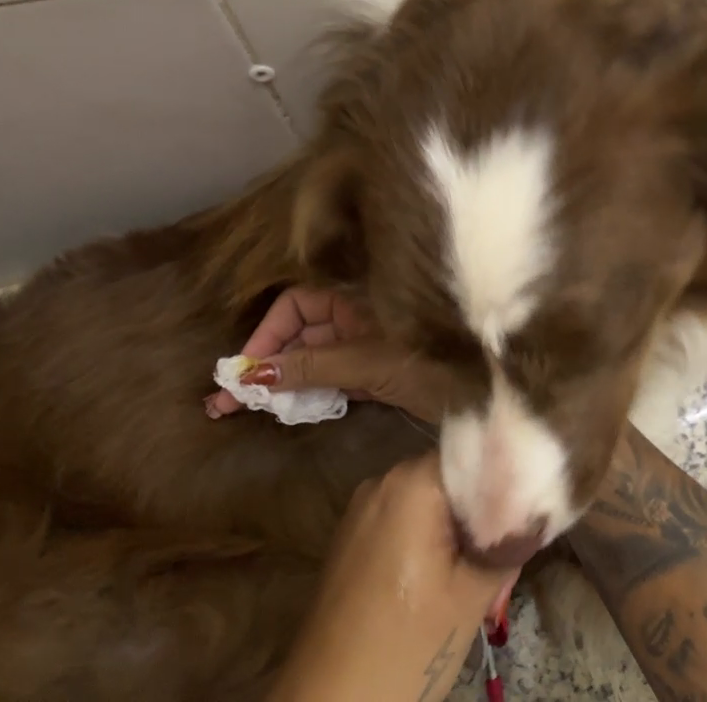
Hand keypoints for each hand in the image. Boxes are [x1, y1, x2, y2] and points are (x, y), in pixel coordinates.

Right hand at [204, 286, 456, 423]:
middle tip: (227, 399)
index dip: (269, 331)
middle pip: (301, 332)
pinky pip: (331, 377)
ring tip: (242, 408)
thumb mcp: (366, 363)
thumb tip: (254, 373)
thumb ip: (312, 366)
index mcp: (360, 297)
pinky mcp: (375, 373)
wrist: (479, 392)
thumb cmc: (429, 363)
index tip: (246, 367)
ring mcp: (367, 344)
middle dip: (267, 362)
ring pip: (313, 358)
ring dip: (282, 381)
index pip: (298, 303)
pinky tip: (282, 409)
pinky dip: (309, 392)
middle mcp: (360, 315)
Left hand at [269, 453, 515, 701]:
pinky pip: (405, 521)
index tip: (526, 517)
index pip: (477, 455)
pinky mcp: (352, 537)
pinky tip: (444, 580)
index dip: (507, 483)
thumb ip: (509, 540)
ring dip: (458, 529)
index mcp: (412, 482)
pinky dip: (430, 542)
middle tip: (506, 557)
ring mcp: (362, 509)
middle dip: (483, 511)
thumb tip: (537, 510)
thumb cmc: (407, 643)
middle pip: (454, 478)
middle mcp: (383, 481)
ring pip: (431, 502)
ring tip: (478, 574)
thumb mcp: (475, 592)